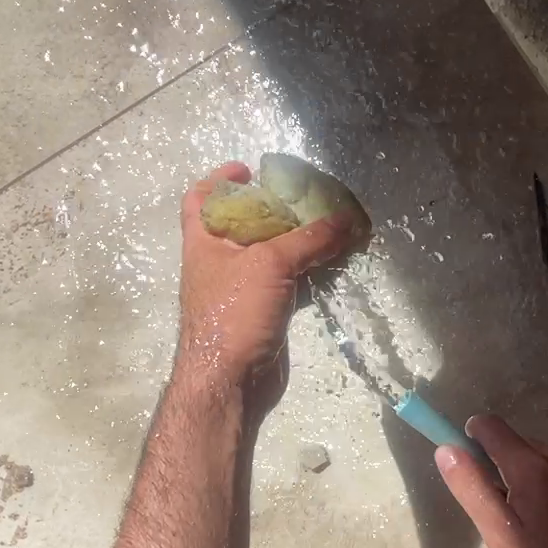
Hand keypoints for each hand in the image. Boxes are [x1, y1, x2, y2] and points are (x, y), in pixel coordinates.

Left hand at [175, 162, 355, 404]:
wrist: (230, 379)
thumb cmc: (233, 313)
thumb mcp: (269, 264)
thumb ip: (309, 239)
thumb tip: (346, 219)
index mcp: (204, 241)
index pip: (200, 199)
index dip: (219, 180)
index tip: (248, 169)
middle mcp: (220, 262)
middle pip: (244, 224)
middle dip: (272, 209)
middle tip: (304, 198)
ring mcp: (242, 290)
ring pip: (271, 256)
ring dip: (297, 242)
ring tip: (326, 226)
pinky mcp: (263, 313)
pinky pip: (287, 283)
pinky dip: (307, 272)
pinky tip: (329, 263)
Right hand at [435, 415, 547, 547]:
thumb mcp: (499, 535)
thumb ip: (472, 488)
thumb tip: (446, 449)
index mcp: (531, 467)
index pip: (491, 426)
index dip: (473, 439)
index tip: (470, 466)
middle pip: (518, 444)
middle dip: (504, 467)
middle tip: (505, 511)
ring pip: (543, 457)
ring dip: (531, 476)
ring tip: (535, 520)